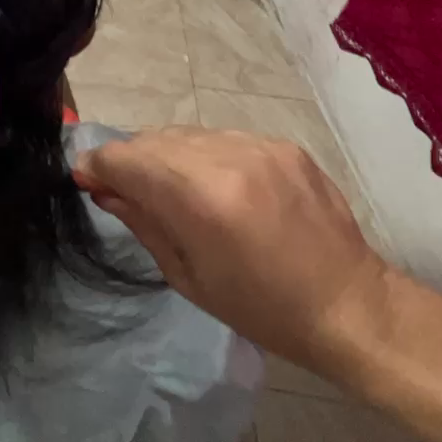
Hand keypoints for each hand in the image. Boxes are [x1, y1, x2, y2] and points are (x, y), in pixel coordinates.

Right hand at [74, 127, 394, 371]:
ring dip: (168, 156)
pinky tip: (220, 187)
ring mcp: (257, 146)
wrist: (352, 307)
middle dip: (131, 161)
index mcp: (199, 198)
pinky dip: (206, 155)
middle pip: (150, 139)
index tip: (88, 181)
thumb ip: (140, 221)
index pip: (123, 157)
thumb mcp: (185, 275)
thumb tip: (102, 187)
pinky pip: (221, 137)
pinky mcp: (281, 144)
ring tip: (179, 190)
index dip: (97, 166)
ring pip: (184, 133)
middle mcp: (225, 158)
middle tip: (129, 190)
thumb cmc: (261, 306)